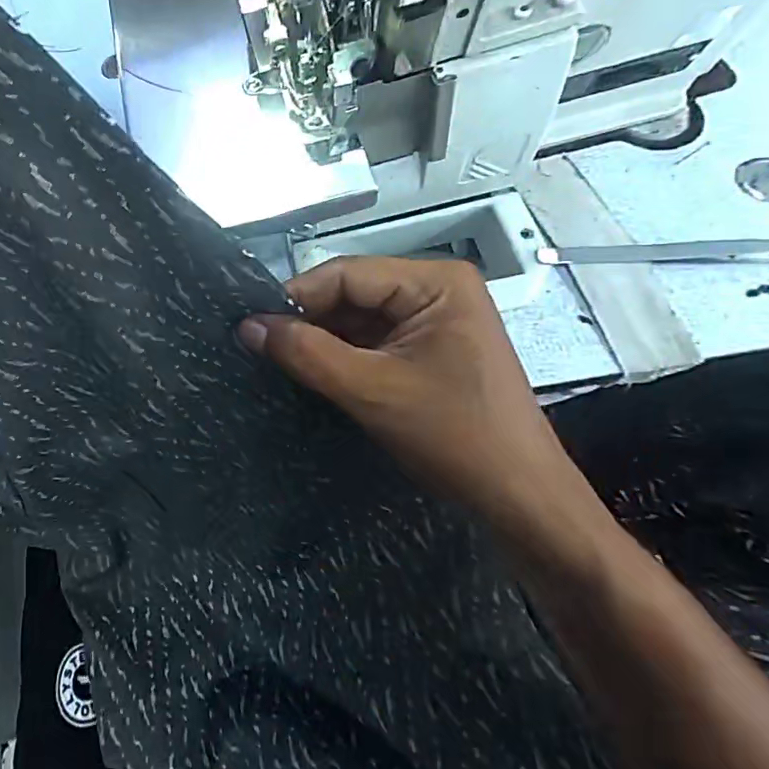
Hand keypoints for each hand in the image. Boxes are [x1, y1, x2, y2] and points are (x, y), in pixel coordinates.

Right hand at [239, 257, 580, 525]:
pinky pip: (379, 344)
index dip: (297, 297)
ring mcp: (438, 322)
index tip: (250, 326)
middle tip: (258, 349)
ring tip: (278, 363)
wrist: (520, 496)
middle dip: (311, 322)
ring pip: (363, 321)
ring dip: (326, 342)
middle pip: (355, 294)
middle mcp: (438, 290)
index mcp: (436, 282)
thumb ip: (308, 354)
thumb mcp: (373, 391)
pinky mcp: (433, 352)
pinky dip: (347, 359)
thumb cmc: (455, 436)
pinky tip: (315, 375)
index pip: (348, 273)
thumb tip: (248, 326)